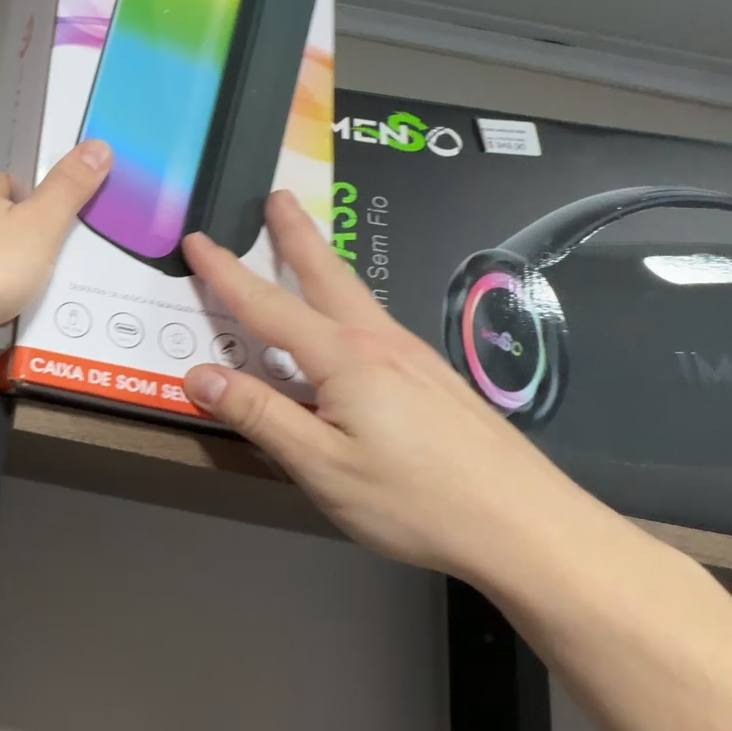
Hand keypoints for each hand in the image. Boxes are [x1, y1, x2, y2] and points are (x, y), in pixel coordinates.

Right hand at [180, 191, 598, 578]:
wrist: (535, 533)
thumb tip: (197, 374)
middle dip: (295, 235)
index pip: (266, 306)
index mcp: (344, 359)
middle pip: (325, 277)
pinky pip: (375, 323)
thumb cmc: (417, 502)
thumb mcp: (320, 465)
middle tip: (277, 197)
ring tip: (305, 243)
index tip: (196, 240)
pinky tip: (349, 321)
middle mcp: (380, 345)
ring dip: (321, 263)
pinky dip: (347, 299)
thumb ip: (257, 414)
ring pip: (355, 297)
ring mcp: (415, 360)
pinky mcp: (436, 382)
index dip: (225, 272)